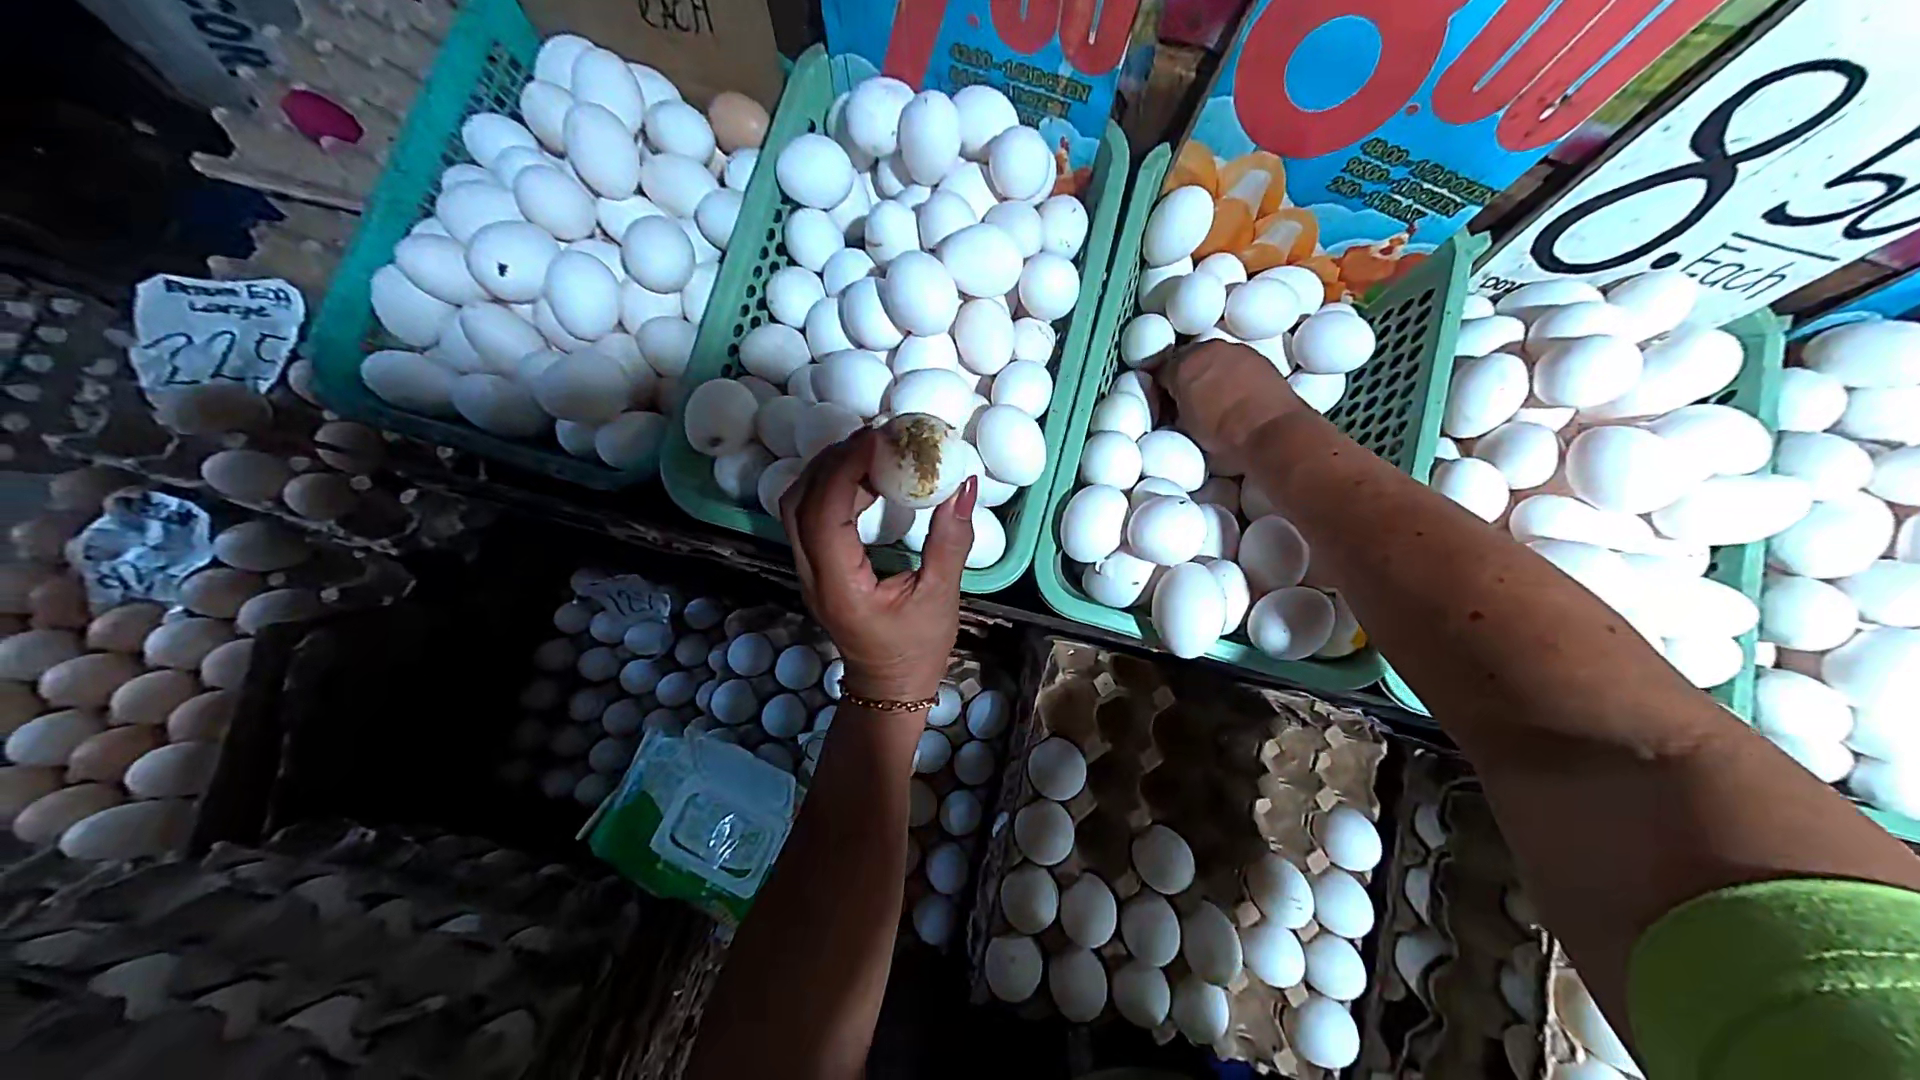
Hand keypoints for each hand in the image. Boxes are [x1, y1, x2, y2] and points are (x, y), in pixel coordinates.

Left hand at [778, 429, 976, 701]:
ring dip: (828, 472)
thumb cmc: (915, 649)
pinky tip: (866, 481)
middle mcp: (811, 574)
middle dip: (833, 461)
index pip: (824, 513)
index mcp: (839, 585)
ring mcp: (806, 571)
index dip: (845, 468)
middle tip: (876, 439)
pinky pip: (809, 517)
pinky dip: (831, 489)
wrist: (888, 686)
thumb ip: (950, 541)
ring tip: (872, 453)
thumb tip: (965, 487)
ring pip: (796, 506)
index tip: (878, 439)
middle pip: (799, 501)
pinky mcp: (814, 568)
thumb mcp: (941, 597)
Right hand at [1154, 340, 1306, 466]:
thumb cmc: (1223, 438)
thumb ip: (1173, 413)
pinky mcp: (1262, 361)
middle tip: (1186, 406)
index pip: (1159, 373)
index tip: (1164, 409)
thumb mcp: (1184, 431)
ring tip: (1214, 405)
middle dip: (1185, 380)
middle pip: (1187, 361)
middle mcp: (1210, 349)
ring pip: (1214, 361)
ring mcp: (1239, 352)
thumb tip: (1175, 412)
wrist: (1273, 435)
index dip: (1160, 393)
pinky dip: (1233, 379)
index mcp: (1182, 365)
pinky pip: (1237, 367)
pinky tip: (1236, 402)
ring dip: (1210, 377)